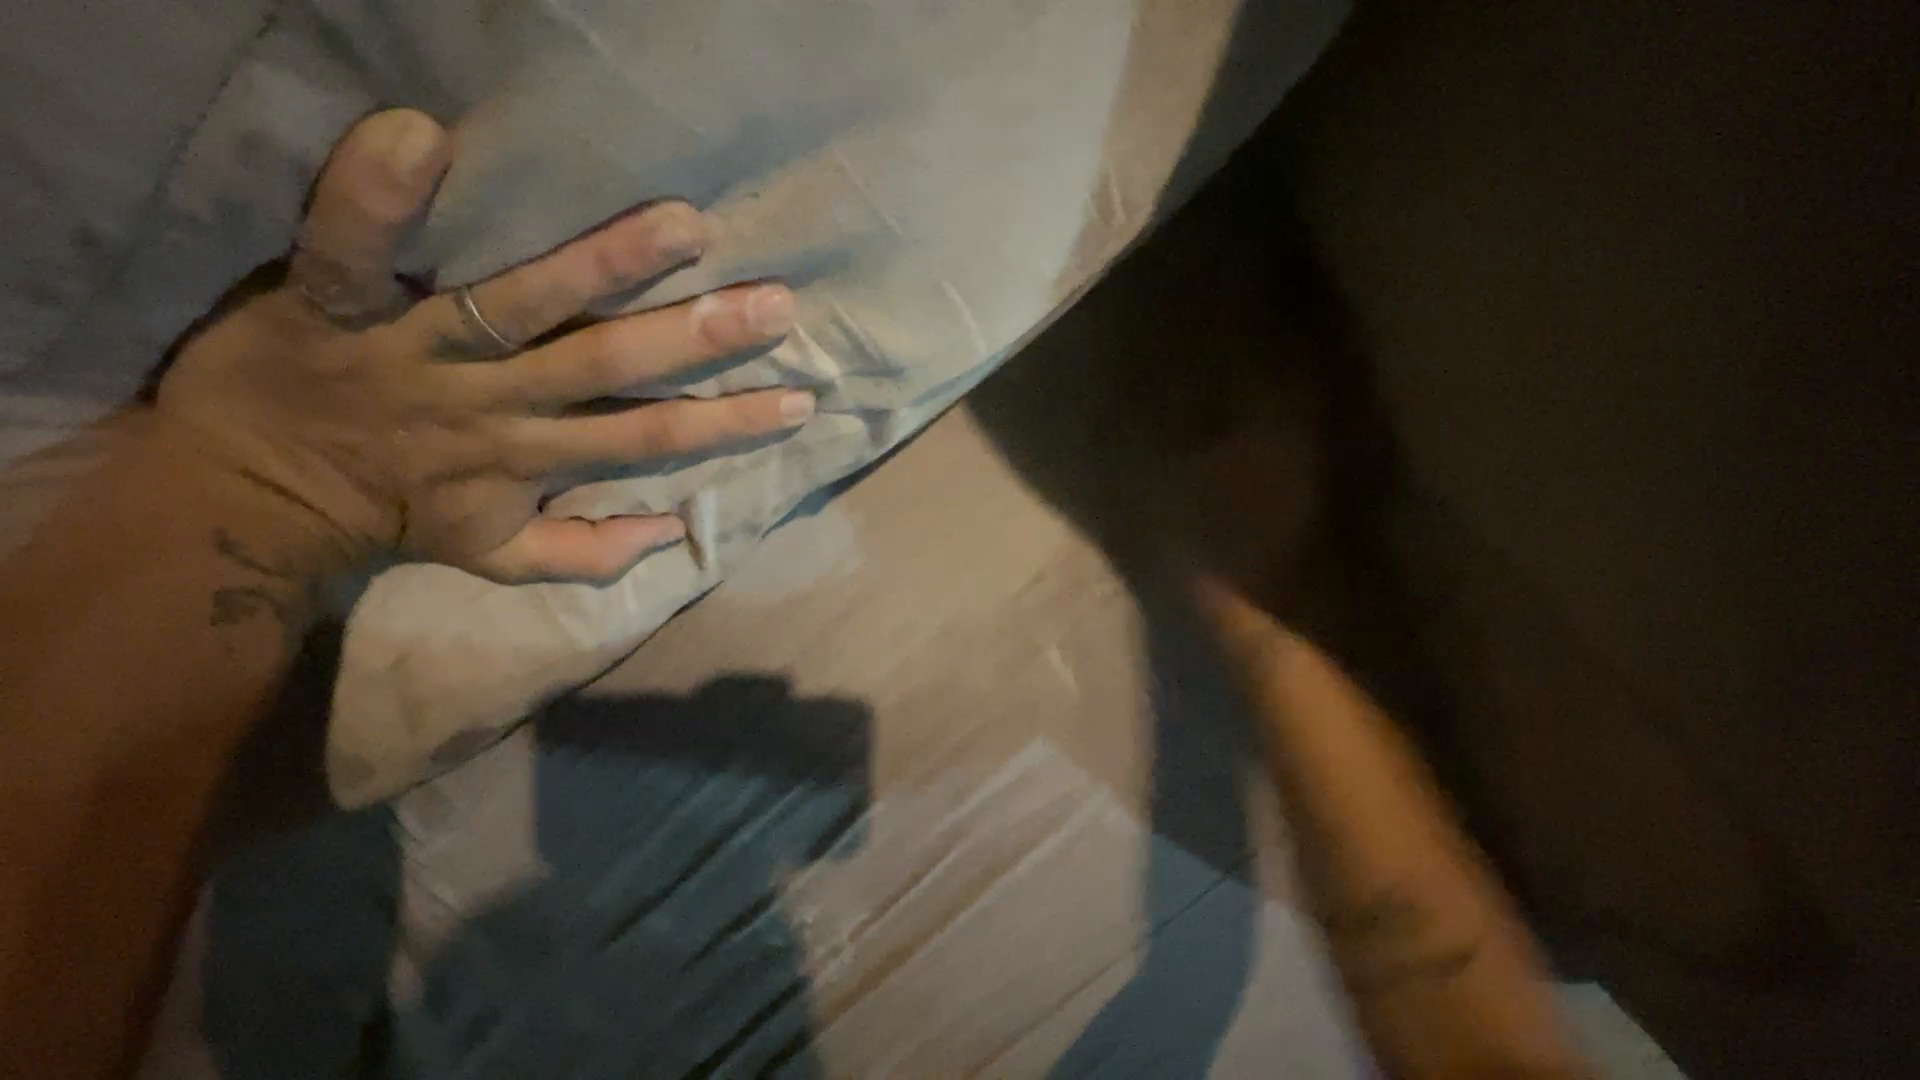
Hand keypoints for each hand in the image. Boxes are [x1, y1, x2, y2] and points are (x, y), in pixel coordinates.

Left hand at [153, 109, 813, 583]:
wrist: (248, 500)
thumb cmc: (394, 513)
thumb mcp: (497, 555)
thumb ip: (586, 552)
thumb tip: (675, 530)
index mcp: (531, 460)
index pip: (649, 438)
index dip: (727, 422)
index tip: (799, 399)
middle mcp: (491, 402)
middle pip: (607, 366)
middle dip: (696, 337)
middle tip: (774, 304)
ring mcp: (416, 349)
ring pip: (520, 304)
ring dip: (602, 265)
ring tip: (682, 225)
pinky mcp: (333, 303)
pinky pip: (350, 245)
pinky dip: (377, 195)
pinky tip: (423, 136)